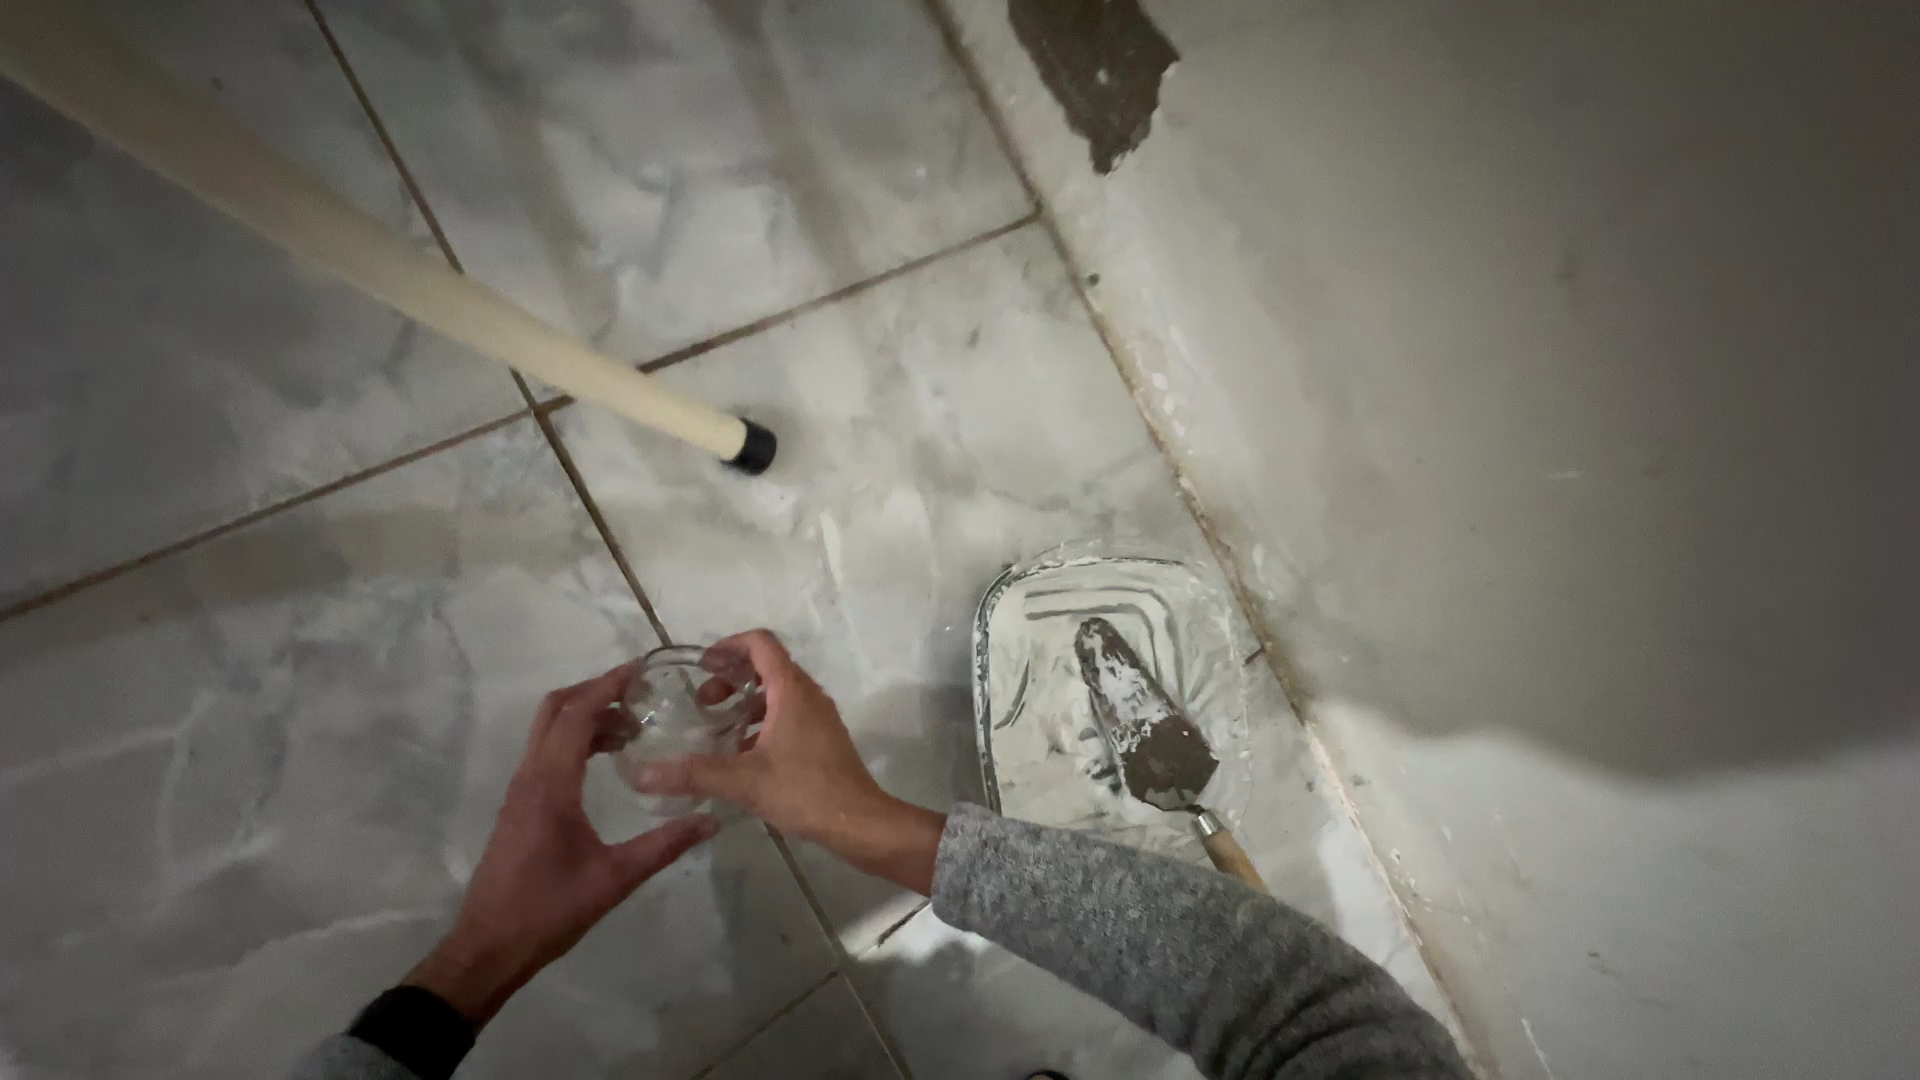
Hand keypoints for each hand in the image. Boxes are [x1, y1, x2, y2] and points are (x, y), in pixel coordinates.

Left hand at [406, 663, 719, 1026]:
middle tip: (640, 693)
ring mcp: (522, 789)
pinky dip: (577, 736)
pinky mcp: (521, 804)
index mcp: (551, 784)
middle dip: (596, 691)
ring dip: (587, 714)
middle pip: (555, 709)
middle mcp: (531, 776)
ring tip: (633, 724)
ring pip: (549, 728)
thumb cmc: (547, 911)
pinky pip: (548, 750)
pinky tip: (609, 757)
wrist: (485, 951)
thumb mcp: (614, 879)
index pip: (577, 714)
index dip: (608, 685)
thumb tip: (712, 819)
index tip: (643, 670)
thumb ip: (664, 845)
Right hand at [630, 630, 946, 894]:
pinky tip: (741, 753)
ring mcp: (818, 715)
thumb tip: (641, 773)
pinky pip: (788, 714)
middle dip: (732, 676)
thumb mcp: (743, 781)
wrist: (857, 820)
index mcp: (791, 690)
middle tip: (703, 702)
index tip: (702, 665)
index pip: (762, 643)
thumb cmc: (804, 790)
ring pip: (778, 692)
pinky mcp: (822, 737)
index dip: (730, 645)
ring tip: (716, 728)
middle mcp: (808, 694)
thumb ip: (692, 773)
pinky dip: (762, 720)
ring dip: (746, 700)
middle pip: (768, 666)